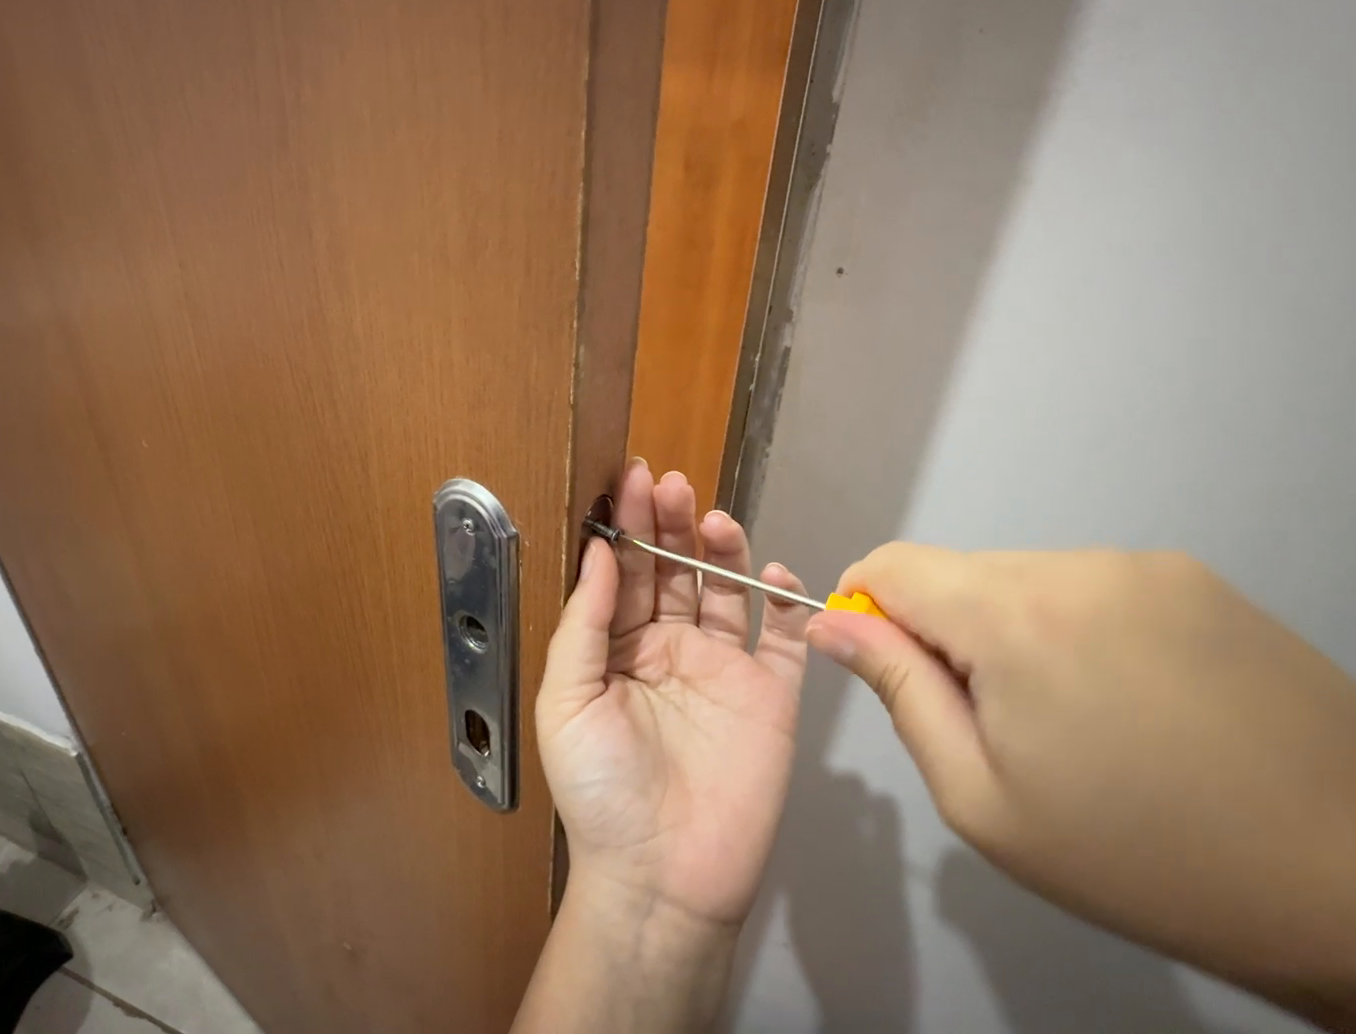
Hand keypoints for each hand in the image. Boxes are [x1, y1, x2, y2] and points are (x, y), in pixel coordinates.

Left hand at [537, 462, 811, 927]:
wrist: (660, 877)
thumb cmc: (600, 791)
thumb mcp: (568, 702)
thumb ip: (584, 625)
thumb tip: (599, 554)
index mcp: (619, 649)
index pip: (625, 573)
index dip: (627, 526)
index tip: (630, 478)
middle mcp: (671, 649)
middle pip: (676, 571)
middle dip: (671, 524)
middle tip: (670, 483)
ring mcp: (723, 670)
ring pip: (728, 592)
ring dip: (723, 551)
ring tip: (713, 519)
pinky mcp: (770, 697)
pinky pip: (785, 641)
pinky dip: (787, 605)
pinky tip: (778, 577)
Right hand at [809, 544, 1355, 1028]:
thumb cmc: (1140, 857)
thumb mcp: (981, 796)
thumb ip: (898, 689)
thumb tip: (831, 621)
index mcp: (1017, 613)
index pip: (891, 563)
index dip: (865, 608)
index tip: (893, 675)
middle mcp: (1082, 564)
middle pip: (958, 572)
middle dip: (945, 633)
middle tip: (994, 726)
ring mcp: (1154, 567)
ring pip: (1024, 579)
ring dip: (1011, 634)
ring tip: (1073, 723)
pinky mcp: (1207, 584)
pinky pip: (1093, 589)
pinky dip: (1074, 631)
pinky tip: (1131, 705)